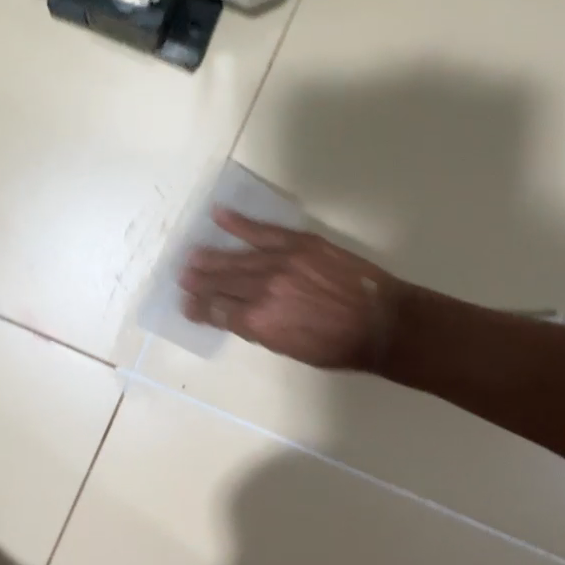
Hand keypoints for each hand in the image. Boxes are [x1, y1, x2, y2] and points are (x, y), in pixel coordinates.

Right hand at [180, 208, 407, 370]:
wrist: (381, 323)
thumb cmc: (336, 348)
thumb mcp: (289, 349)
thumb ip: (260, 330)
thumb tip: (240, 317)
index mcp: (258, 321)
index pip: (217, 311)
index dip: (199, 309)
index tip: (187, 306)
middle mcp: (262, 290)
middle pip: (221, 283)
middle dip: (199, 282)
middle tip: (182, 278)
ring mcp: (280, 262)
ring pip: (235, 258)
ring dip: (210, 257)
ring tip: (191, 256)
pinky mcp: (300, 243)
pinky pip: (263, 231)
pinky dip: (239, 223)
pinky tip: (219, 215)